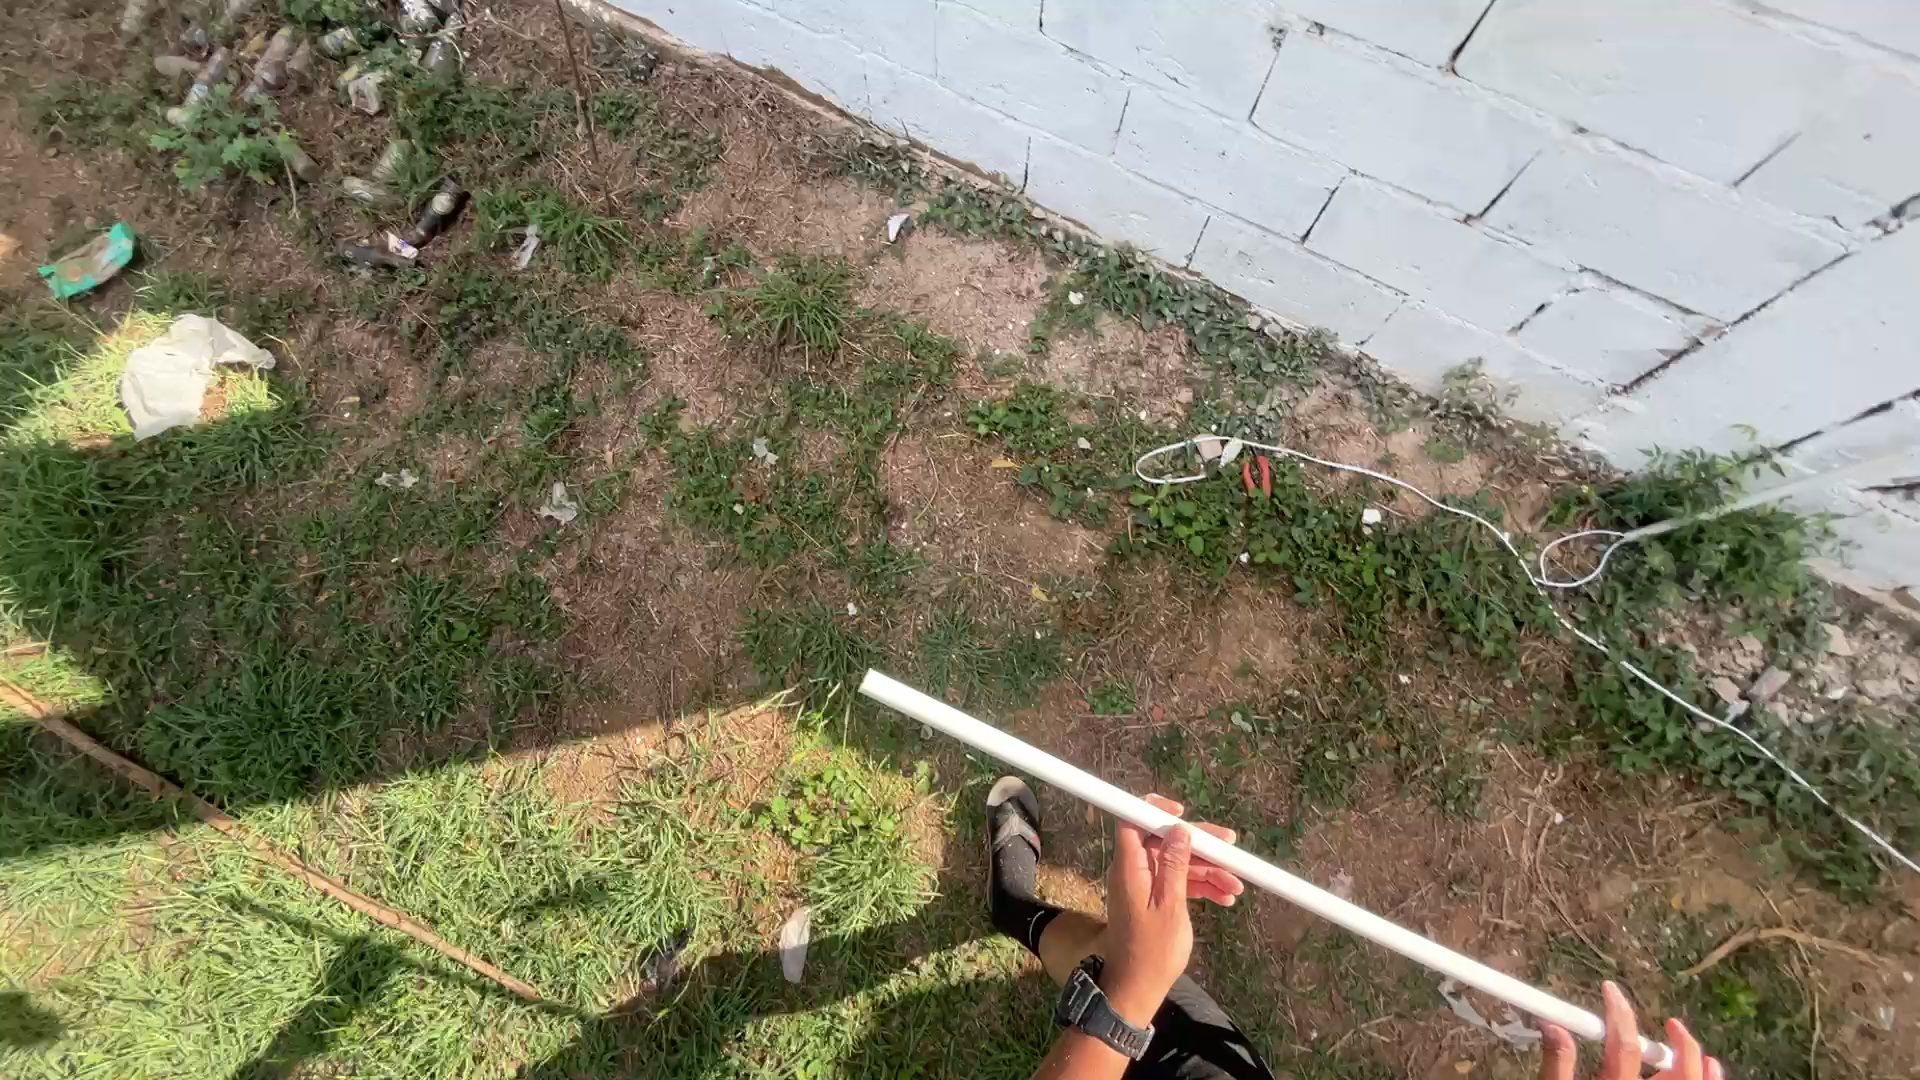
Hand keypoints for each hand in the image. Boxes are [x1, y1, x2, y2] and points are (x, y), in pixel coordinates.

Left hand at [1100, 795, 1244, 1026]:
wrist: (1138, 989)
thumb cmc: (1152, 951)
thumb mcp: (1170, 907)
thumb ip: (1174, 866)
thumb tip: (1179, 829)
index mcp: (1129, 866)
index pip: (1132, 820)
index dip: (1155, 809)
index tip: (1182, 811)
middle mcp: (1134, 869)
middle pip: (1165, 840)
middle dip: (1198, 843)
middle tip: (1231, 846)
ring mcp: (1145, 883)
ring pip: (1176, 862)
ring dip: (1207, 870)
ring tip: (1237, 884)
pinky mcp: (1155, 897)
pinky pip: (1178, 881)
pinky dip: (1201, 886)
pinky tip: (1226, 896)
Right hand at [1538, 982, 1723, 1079]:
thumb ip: (1557, 1062)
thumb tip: (1552, 1023)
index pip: (1624, 1046)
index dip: (1619, 1014)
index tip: (1610, 988)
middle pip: (1676, 1073)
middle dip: (1680, 1046)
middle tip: (1674, 1023)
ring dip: (1703, 1070)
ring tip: (1705, 1053)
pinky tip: (1712, 1071)